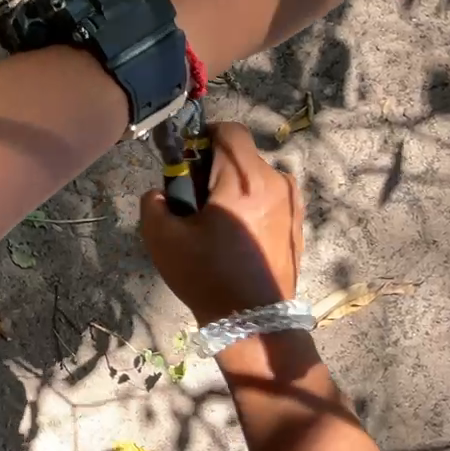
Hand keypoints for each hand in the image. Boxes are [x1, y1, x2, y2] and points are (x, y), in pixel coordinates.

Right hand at [140, 122, 303, 325]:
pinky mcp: (296, 223)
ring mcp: (292, 203)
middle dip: (211, 170)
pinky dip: (247, 206)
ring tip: (212, 224)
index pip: (228, 131)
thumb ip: (153, 203)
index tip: (184, 160)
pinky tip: (232, 238)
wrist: (252, 318)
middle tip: (191, 202)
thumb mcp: (162, 238)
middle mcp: (276, 183)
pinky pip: (267, 198)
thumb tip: (160, 193)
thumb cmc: (206, 274)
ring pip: (253, 178)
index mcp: (244, 180)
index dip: (202, 137)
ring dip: (230, 189)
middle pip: (239, 156)